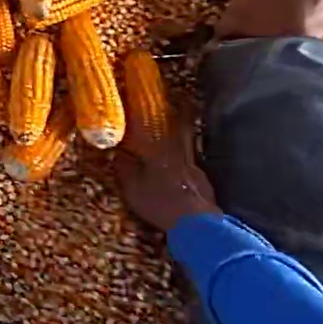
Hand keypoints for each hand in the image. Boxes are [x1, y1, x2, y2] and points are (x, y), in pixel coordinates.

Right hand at [112, 101, 219, 233]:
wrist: (198, 227)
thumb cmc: (160, 203)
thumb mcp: (133, 187)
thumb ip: (125, 169)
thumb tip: (118, 154)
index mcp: (166, 154)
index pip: (172, 125)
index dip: (175, 110)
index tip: (176, 96)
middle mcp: (185, 159)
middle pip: (184, 137)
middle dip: (181, 126)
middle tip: (177, 117)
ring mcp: (198, 174)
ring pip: (187, 156)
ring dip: (179, 154)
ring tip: (167, 158)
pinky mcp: (204, 189)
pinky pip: (191, 174)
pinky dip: (183, 173)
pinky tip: (177, 182)